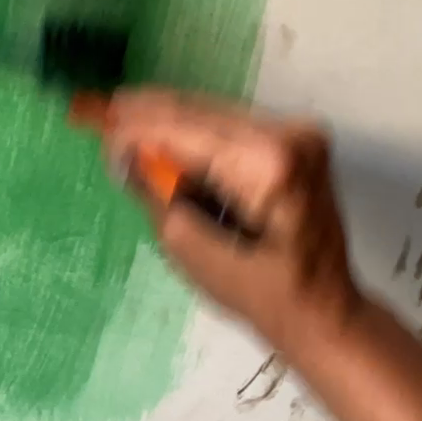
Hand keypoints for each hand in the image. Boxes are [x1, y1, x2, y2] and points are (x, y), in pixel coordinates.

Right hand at [99, 89, 363, 348]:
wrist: (324, 309)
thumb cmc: (260, 295)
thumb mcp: (191, 250)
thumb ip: (157, 194)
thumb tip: (123, 154)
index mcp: (268, 165)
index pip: (185, 131)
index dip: (137, 128)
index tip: (97, 127)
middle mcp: (289, 134)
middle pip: (200, 111)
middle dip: (149, 113)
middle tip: (101, 111)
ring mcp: (299, 132)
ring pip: (214, 113)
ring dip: (170, 121)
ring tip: (123, 122)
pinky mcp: (298, 139)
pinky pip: (232, 125)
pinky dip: (196, 132)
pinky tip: (164, 135)